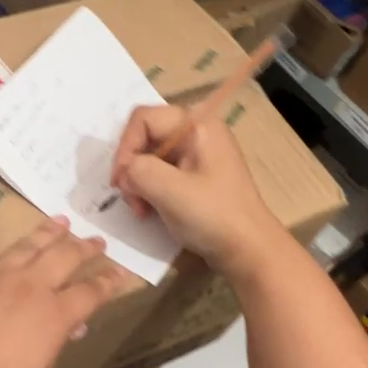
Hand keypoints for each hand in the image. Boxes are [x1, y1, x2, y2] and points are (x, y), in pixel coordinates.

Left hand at [0, 210, 134, 367]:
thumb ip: (52, 350)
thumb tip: (65, 330)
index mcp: (54, 316)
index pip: (91, 293)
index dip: (109, 283)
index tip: (120, 274)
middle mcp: (29, 286)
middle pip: (65, 258)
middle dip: (85, 248)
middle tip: (97, 241)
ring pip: (27, 244)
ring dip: (47, 231)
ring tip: (61, 221)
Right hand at [112, 104, 283, 274]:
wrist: (247, 248)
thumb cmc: (213, 216)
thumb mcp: (171, 191)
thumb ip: (139, 171)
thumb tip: (124, 172)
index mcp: (197, 125)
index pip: (143, 119)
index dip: (124, 148)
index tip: (120, 183)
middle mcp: (197, 132)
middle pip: (146, 137)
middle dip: (131, 168)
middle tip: (131, 200)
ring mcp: (198, 155)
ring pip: (150, 157)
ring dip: (138, 183)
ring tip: (141, 210)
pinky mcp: (195, 176)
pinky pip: (161, 173)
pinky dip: (150, 190)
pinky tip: (150, 211)